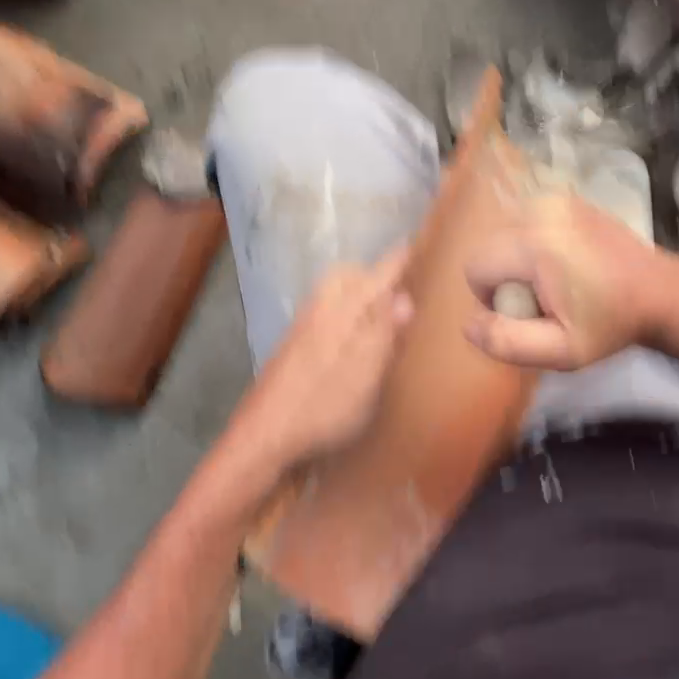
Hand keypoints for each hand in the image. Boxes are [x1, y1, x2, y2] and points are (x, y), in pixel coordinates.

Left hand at [228, 248, 413, 471]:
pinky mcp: (293, 350)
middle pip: (345, 276)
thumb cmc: (323, 406)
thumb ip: (384, 333)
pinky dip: (343, 314)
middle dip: (370, 274)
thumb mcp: (365, 374)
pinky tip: (350, 342)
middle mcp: (320, 311)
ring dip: (355, 293)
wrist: (263, 437)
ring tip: (378, 314)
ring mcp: (302, 330)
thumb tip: (404, 296)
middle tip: (396, 288)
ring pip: (332, 295)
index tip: (415, 241)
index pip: (377, 275)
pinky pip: (324, 314)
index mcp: (342, 312)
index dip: (398, 260)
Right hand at [463, 195, 665, 370]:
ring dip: (520, 260)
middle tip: (547, 299)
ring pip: (507, 234)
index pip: (476, 267)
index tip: (529, 312)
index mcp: (533, 245)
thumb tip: (468, 324)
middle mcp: (540, 212)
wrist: (660, 293)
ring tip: (559, 281)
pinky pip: (528, 222)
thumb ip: (507, 342)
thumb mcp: (560, 351)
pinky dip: (537, 243)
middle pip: (490, 248)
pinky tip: (569, 264)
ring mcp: (556, 201)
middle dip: (507, 277)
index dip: (493, 297)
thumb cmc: (610, 325)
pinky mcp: (568, 199)